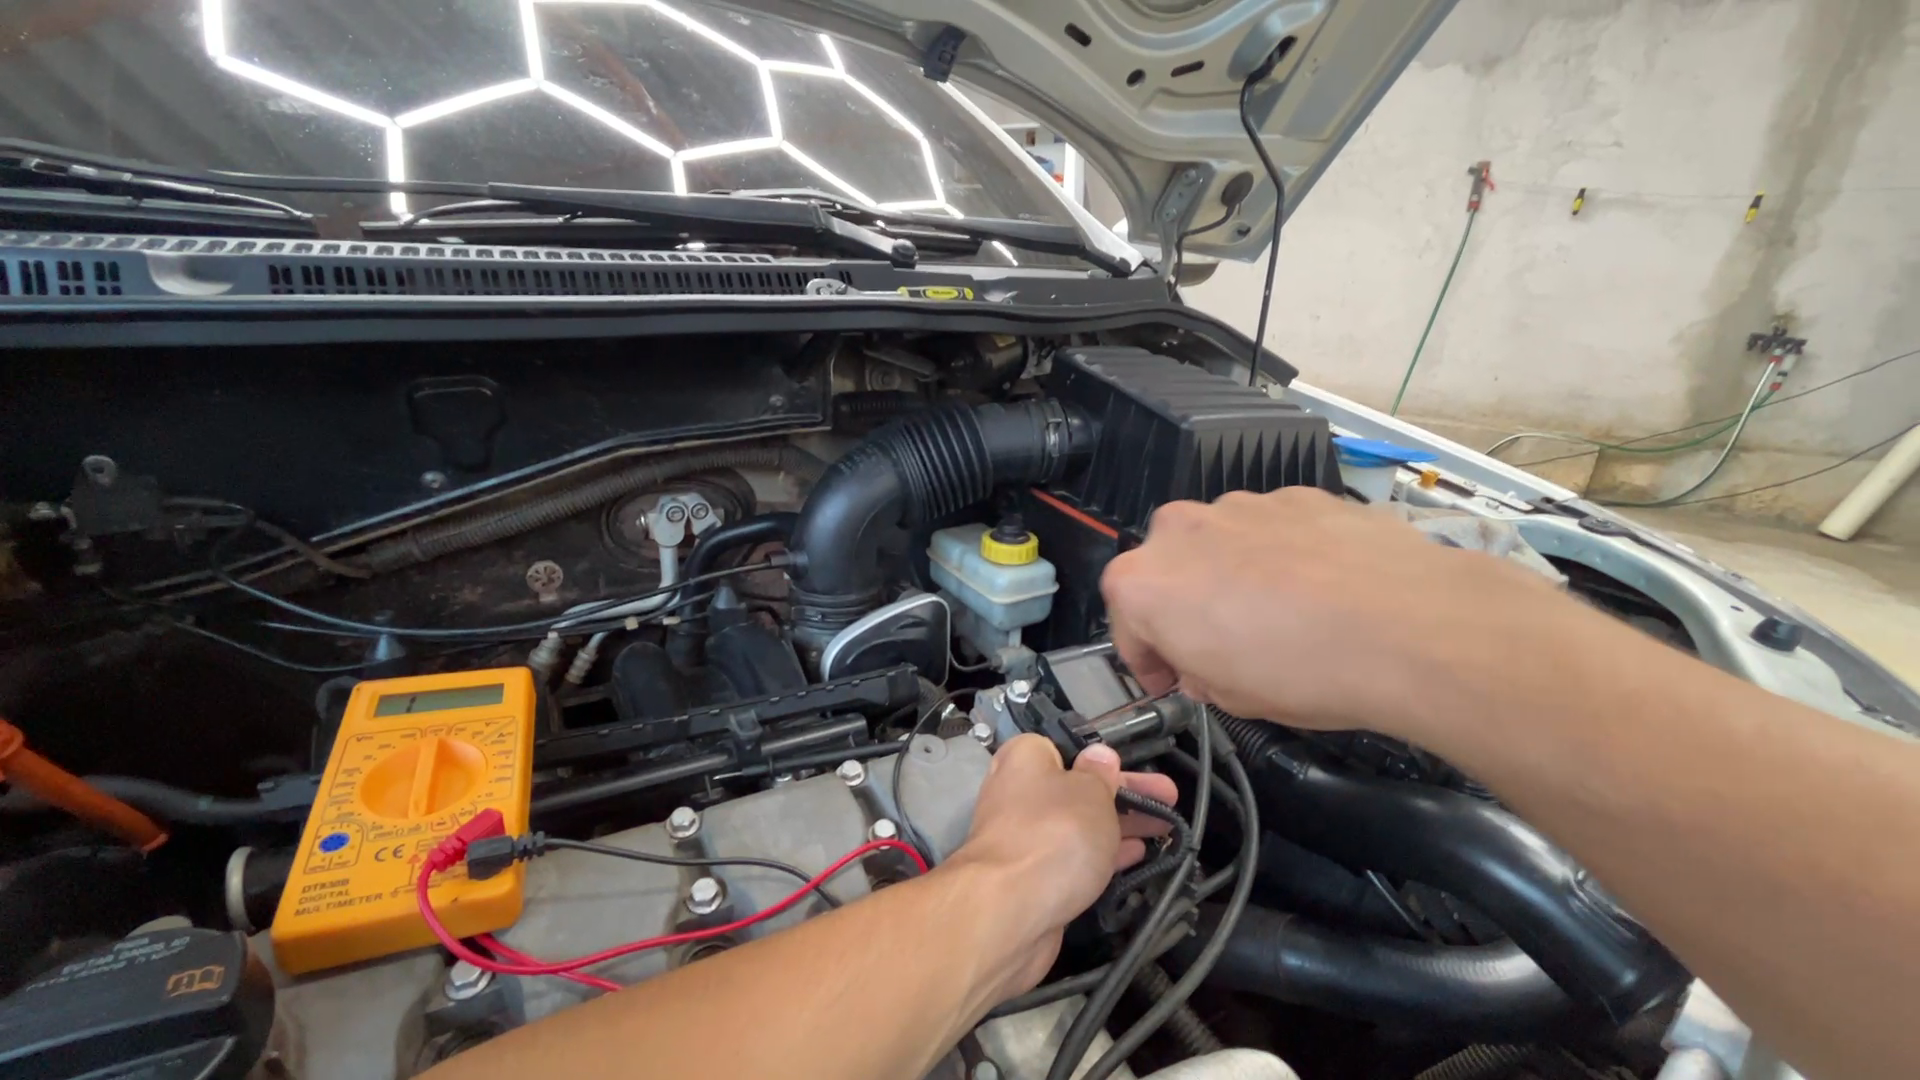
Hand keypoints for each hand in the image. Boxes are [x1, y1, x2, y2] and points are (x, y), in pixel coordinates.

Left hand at [942, 735, 1177, 1001]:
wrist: (1009, 910)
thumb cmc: (1054, 834)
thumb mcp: (1090, 792)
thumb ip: (1100, 774)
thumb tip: (1100, 755)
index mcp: (1026, 758)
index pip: (1068, 748)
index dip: (1105, 760)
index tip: (1138, 768)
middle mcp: (1018, 792)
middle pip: (1078, 787)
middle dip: (1124, 794)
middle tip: (1168, 798)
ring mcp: (1023, 837)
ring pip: (1079, 824)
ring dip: (1119, 825)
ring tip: (1164, 827)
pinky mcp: (1030, 877)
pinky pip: (1073, 857)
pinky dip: (1102, 854)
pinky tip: (1136, 855)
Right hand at [1100, 487, 1579, 739]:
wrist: (1411, 627)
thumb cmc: (1307, 669)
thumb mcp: (1232, 699)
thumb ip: (1200, 673)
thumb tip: (1206, 662)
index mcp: (1145, 583)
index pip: (1125, 626)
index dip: (1147, 660)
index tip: (1170, 678)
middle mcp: (1180, 531)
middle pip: (1166, 572)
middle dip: (1186, 607)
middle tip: (1223, 647)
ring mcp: (1240, 505)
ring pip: (1218, 544)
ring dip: (1232, 577)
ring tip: (1281, 617)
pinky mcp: (1296, 495)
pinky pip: (1270, 529)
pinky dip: (1281, 555)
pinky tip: (1318, 590)